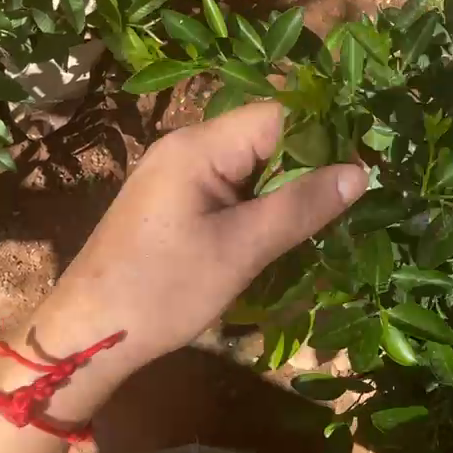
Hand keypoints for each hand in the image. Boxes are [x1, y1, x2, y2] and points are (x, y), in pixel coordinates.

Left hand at [28, 102, 365, 379]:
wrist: (86, 336)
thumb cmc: (162, 290)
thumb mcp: (241, 249)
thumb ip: (302, 207)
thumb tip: (362, 173)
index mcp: (199, 146)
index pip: (280, 116)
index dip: (326, 135)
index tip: (366, 165)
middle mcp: (188, 146)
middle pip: (268, 135)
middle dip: (312, 162)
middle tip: (355, 194)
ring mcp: (179, 172)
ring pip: (254, 162)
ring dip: (290, 184)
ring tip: (331, 211)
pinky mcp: (177, 199)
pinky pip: (234, 184)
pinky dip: (264, 200)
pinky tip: (287, 225)